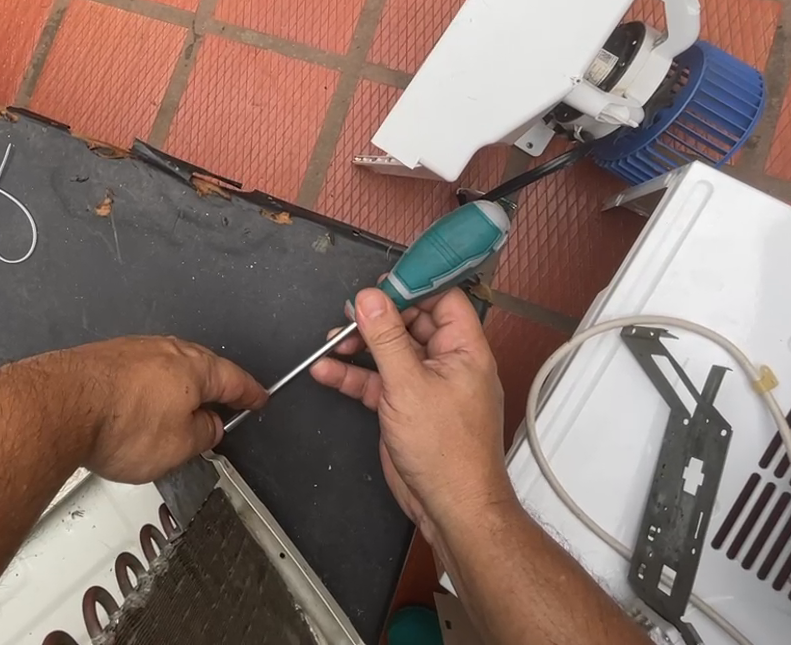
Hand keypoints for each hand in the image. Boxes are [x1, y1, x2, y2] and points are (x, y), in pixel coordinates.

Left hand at [28, 337, 267, 483]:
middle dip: (214, 385)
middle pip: (201, 366)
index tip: (259, 398)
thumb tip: (210, 424)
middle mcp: (166, 350)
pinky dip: (150, 388)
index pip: (233, 378)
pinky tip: (141, 406)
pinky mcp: (107, 358)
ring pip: (168, 367)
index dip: (249, 392)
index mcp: (193, 368)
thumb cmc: (122, 424)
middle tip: (225, 402)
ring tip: (181, 410)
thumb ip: (202, 433)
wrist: (62, 404)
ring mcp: (134, 350)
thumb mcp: (179, 445)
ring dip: (179, 387)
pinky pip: (141, 371)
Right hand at [308, 289, 513, 527]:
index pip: (443, 300)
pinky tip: (326, 370)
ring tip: (332, 340)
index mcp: (464, 350)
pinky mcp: (404, 405)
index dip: (414, 286)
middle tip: (349, 312)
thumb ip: (385, 338)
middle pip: (409, 323)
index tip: (380, 281)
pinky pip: (376, 379)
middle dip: (377, 317)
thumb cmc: (447, 451)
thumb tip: (370, 298)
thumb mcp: (408, 385)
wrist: (450, 509)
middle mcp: (446, 362)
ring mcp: (424, 384)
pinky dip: (352, 374)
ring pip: (388, 351)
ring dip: (358, 345)